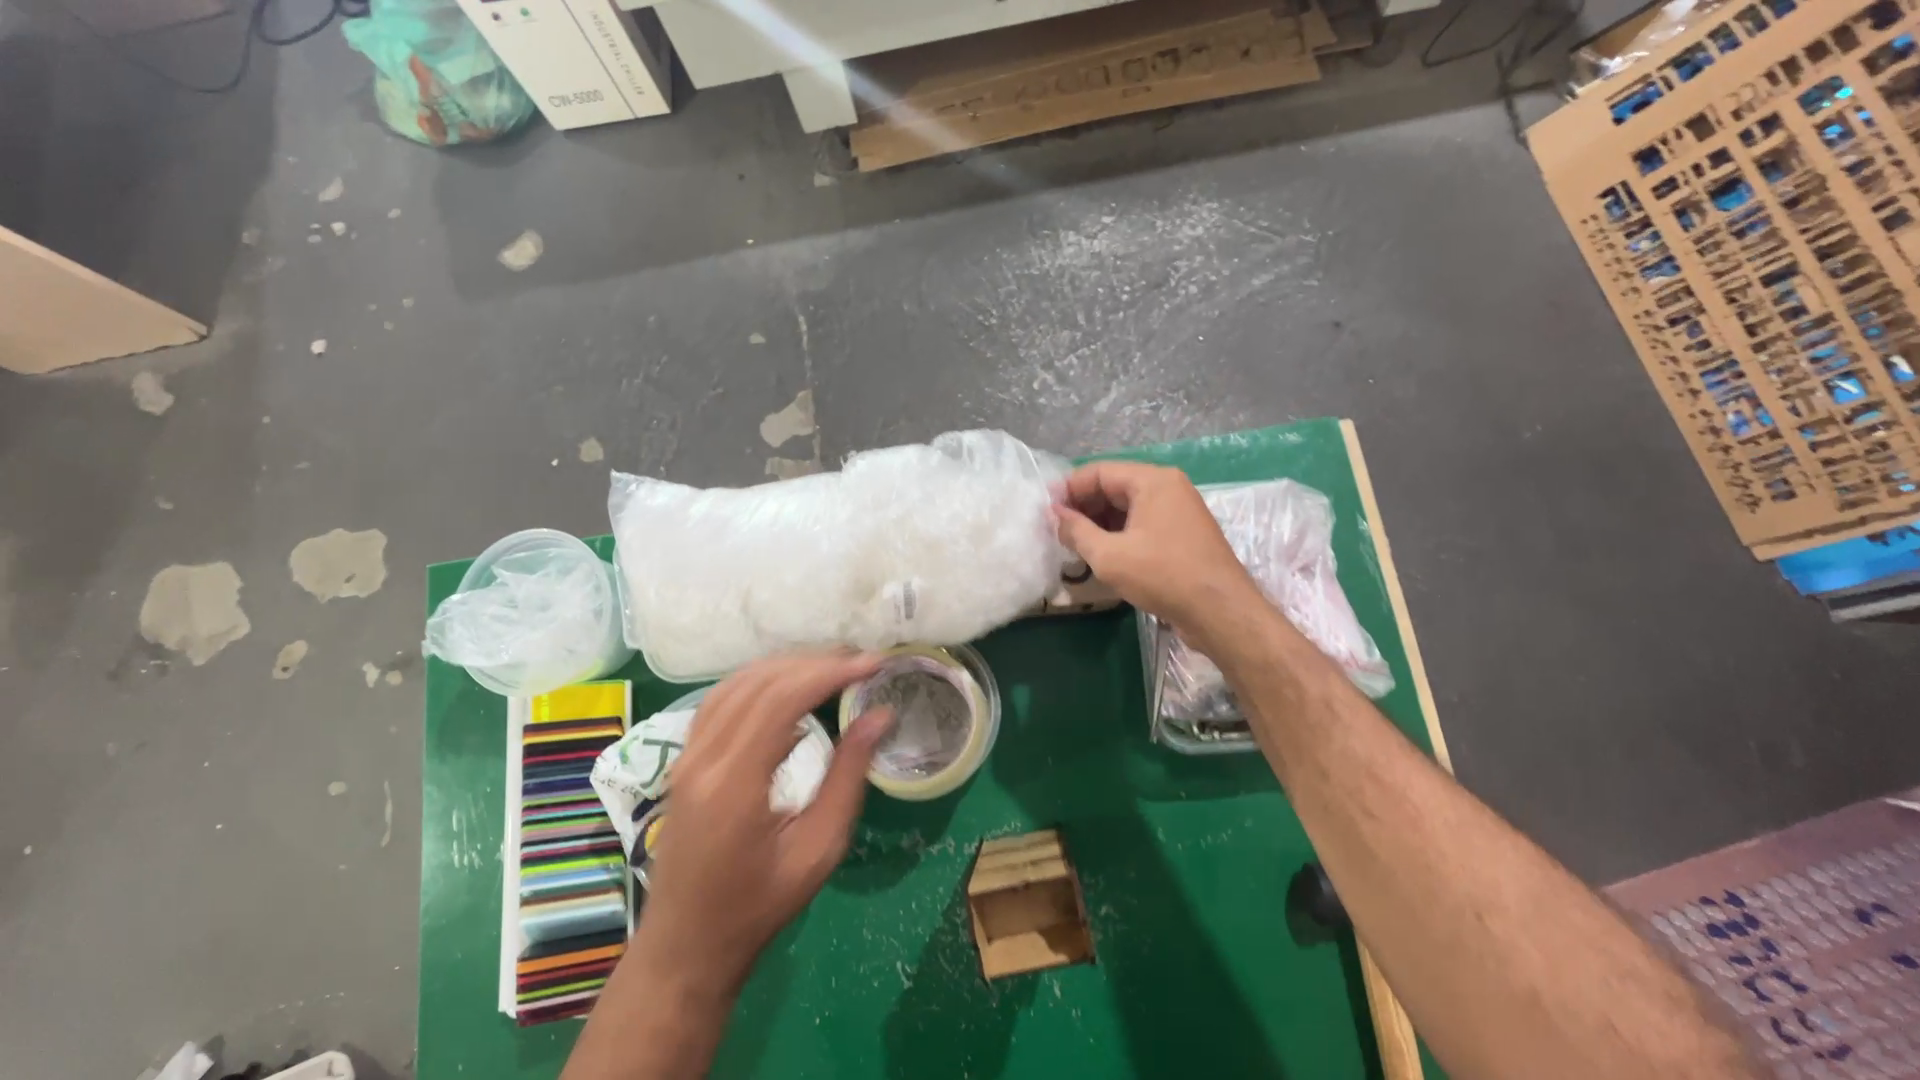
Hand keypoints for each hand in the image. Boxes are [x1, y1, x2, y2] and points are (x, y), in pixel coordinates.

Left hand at [632, 649, 892, 1000]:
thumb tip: (881, 716)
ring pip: (735, 684)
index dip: (829, 672)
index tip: (873, 664)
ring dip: (785, 667)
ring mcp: (685, 757)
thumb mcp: (818, 849)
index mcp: (734, 784)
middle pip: (758, 683)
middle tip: (861, 662)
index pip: (781, 699)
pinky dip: (758, 683)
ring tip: (833, 668)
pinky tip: (790, 690)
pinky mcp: (682, 761)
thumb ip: (848, 777)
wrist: (688, 943)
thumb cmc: (759, 906)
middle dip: (813, 663)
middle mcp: (702, 759)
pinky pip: (719, 701)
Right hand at [1054, 462, 1259, 644]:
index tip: (1045, 512)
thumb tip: (1055, 515)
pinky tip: (1103, 555)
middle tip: (1057, 531)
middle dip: (1083, 507)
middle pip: (1114, 486)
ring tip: (1075, 546)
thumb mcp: (1109, 555)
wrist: (1220, 611)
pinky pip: (1143, 523)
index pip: (1099, 472)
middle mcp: (1168, 487)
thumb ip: (1076, 531)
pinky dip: (1120, 534)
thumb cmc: (1163, 576)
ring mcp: (1179, 510)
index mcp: (1152, 480)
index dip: (1068, 489)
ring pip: (1128, 507)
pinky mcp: (1183, 534)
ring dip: (1100, 523)